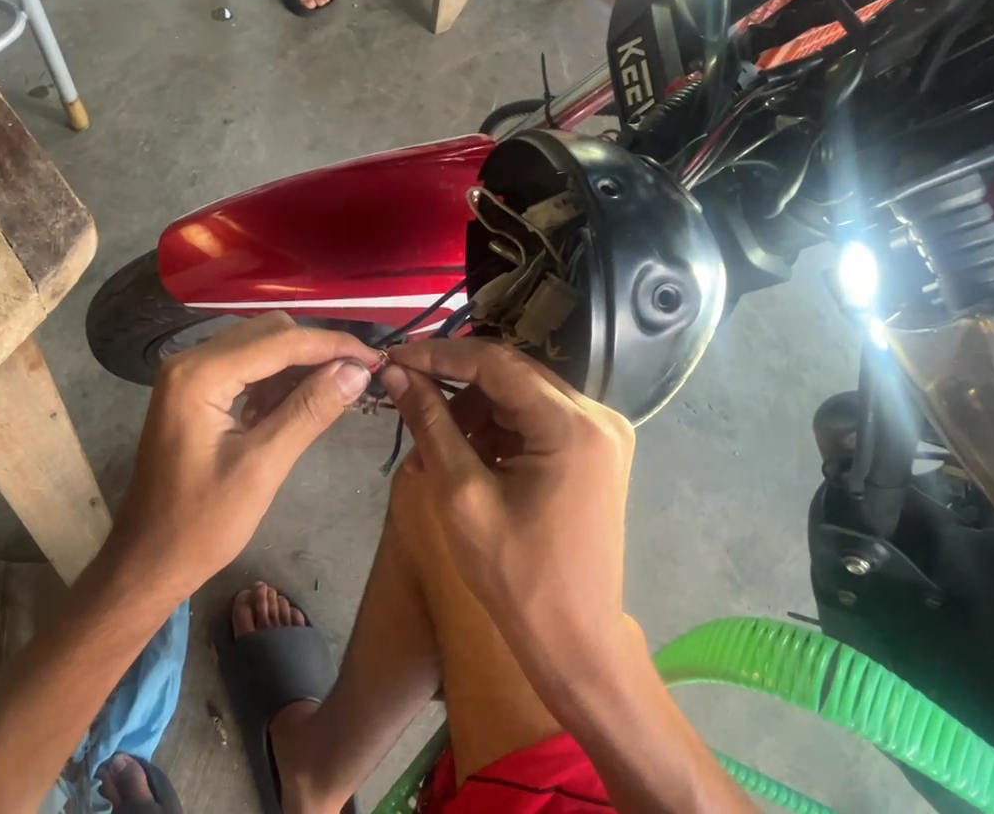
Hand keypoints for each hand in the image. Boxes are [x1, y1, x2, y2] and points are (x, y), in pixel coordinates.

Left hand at [110, 313, 378, 595]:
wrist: (149, 557)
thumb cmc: (202, 523)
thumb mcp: (262, 468)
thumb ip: (308, 412)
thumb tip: (355, 373)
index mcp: (199, 375)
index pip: (278, 341)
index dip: (331, 346)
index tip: (374, 358)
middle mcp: (189, 361)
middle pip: (267, 333)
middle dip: (316, 350)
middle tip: (358, 377)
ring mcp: (187, 374)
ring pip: (257, 347)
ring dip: (297, 365)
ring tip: (336, 392)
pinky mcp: (191, 391)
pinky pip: (242, 367)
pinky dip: (273, 380)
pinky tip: (296, 406)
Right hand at [379, 339, 635, 658]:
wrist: (572, 640)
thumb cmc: (515, 574)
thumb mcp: (461, 493)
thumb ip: (430, 423)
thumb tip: (396, 372)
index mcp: (573, 425)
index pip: (495, 362)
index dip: (438, 354)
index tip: (392, 356)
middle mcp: (597, 415)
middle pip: (511, 372)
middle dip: (453, 378)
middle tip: (403, 387)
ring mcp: (601, 433)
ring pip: (520, 393)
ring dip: (473, 406)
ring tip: (430, 438)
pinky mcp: (594, 451)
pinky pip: (535, 417)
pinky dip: (496, 427)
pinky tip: (464, 452)